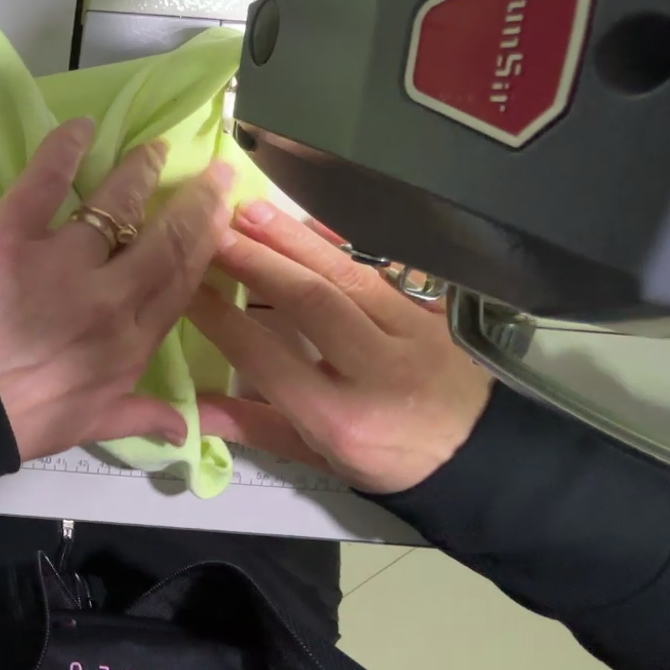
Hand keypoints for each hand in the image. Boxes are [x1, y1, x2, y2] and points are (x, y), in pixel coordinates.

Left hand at [0, 118, 235, 462]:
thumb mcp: (87, 425)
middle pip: (167, 236)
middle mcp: (111, 296)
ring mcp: (62, 260)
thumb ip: (140, 416)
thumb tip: (188, 432)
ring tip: (151, 150)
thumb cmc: (15, 418)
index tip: (224, 213)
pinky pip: (47, 180)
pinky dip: (64, 147)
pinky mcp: (11, 231)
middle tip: (212, 170)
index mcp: (132, 342)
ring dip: (138, 171)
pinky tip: (81, 127)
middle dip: (196, 200)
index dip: (208, 242)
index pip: (184, 280)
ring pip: (115, 202)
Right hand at [186, 202, 492, 492]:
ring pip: (346, 274)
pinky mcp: (433, 310)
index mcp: (340, 418)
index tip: (184, 287)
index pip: (267, 356)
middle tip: (210, 232)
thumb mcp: (318, 458)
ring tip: (247, 209)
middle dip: (256, 261)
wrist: (484, 458)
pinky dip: (342, 237)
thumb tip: (191, 406)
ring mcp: (412, 333)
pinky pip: (382, 266)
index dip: (222, 319)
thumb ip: (254, 426)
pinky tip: (306, 216)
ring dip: (291, 237)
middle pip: (311, 302)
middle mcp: (376, 371)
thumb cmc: (387, 461)